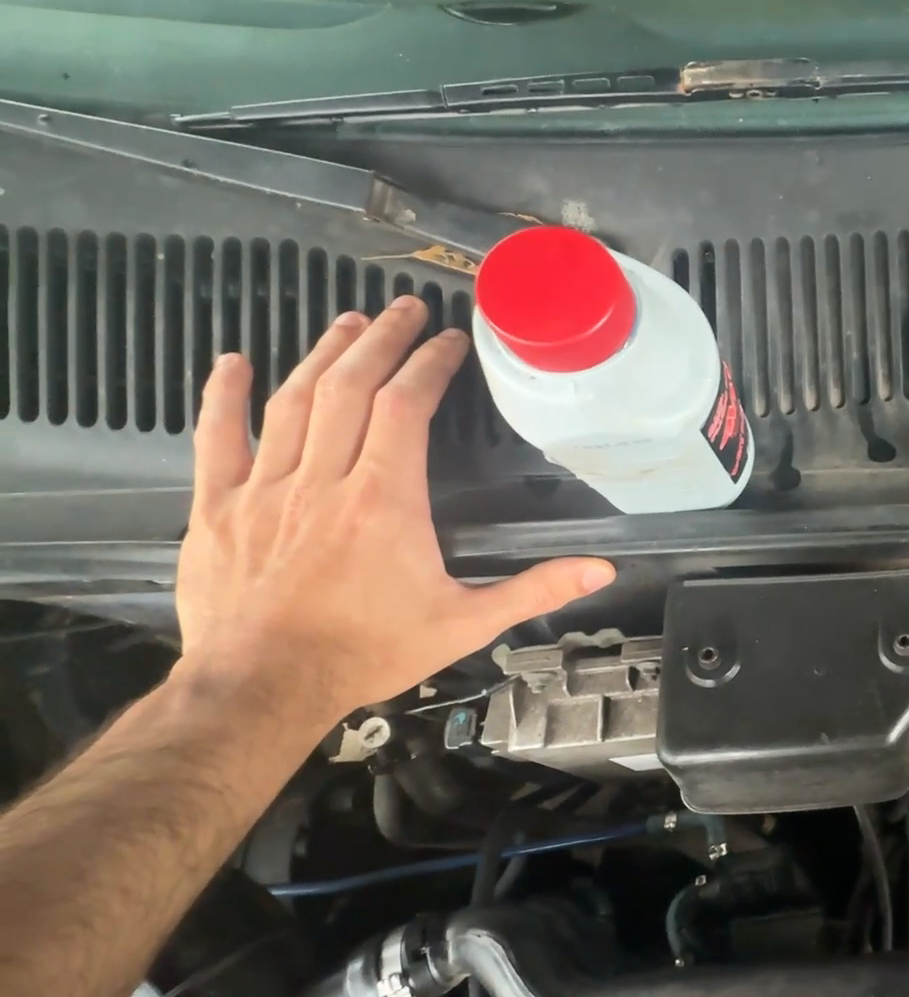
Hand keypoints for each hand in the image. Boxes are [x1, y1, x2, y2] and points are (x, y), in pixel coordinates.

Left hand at [174, 296, 614, 726]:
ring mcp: (264, 490)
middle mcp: (324, 481)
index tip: (450, 341)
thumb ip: (537, 588)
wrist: (263, 689)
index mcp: (385, 501)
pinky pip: (217, 439)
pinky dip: (224, 396)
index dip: (430, 365)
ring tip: (349, 321)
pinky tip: (235, 362)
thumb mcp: (468, 622)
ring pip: (293, 402)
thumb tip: (603, 570)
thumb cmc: (370, 652)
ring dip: (324, 355)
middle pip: (351, 388)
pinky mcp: (218, 509)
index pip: (406, 408)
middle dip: (382, 339)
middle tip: (405, 308)